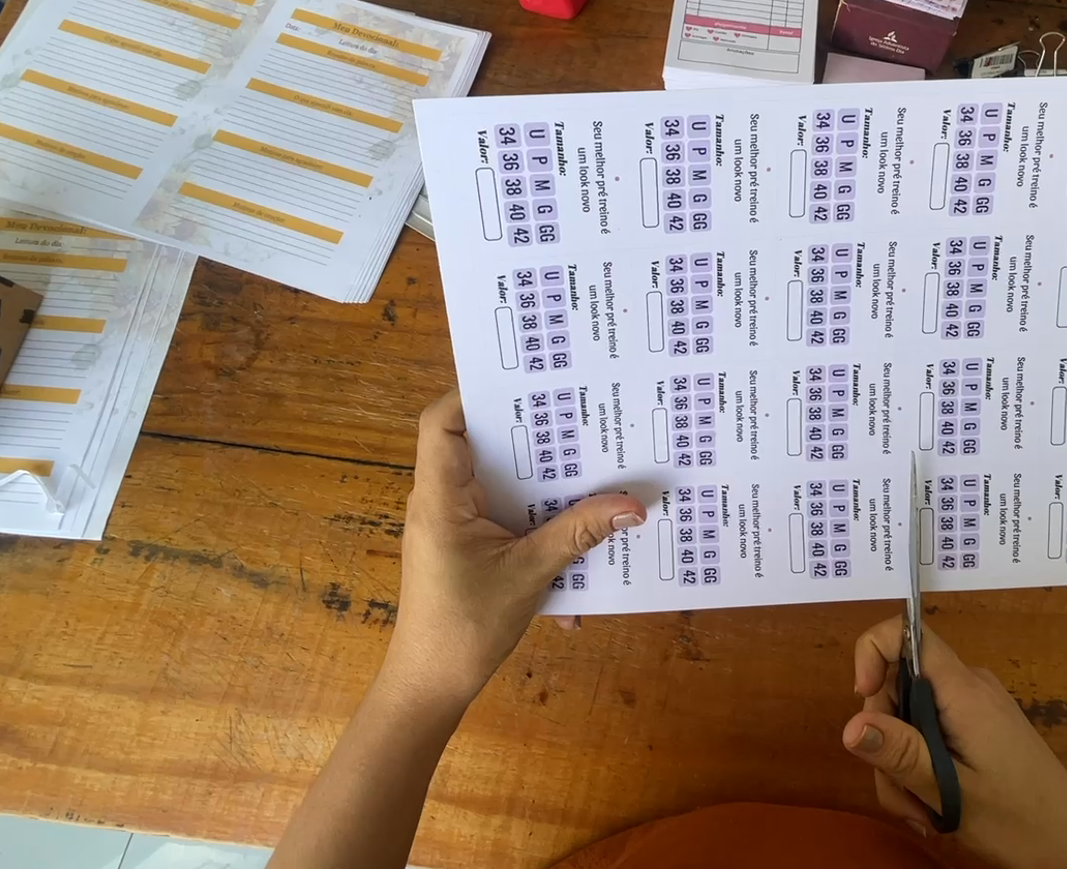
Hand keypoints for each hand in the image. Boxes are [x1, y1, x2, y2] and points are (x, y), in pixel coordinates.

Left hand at [389, 392, 645, 702]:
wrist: (432, 686)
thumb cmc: (466, 625)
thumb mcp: (529, 574)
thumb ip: (579, 533)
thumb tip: (634, 505)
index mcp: (441, 496)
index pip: (443, 423)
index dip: (475, 393)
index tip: (529, 381)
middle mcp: (443, 499)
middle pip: (478, 441)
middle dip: (527, 426)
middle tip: (576, 408)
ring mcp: (456, 521)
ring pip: (497, 476)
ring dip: (538, 469)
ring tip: (585, 451)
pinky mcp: (470, 541)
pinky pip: (505, 507)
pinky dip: (537, 506)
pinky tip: (577, 513)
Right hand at [841, 616, 1066, 868]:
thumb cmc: (1019, 820)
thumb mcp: (951, 792)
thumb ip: (900, 754)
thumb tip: (848, 726)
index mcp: (961, 688)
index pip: (906, 632)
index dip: (872, 652)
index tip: (862, 698)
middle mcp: (967, 684)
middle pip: (900, 684)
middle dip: (886, 736)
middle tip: (900, 793)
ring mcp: (975, 705)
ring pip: (912, 714)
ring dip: (903, 762)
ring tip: (922, 811)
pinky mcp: (980, 726)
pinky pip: (933, 728)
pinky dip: (923, 763)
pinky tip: (933, 804)